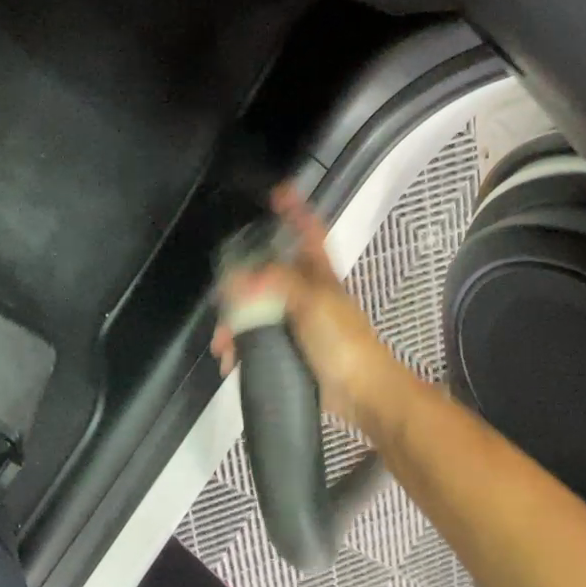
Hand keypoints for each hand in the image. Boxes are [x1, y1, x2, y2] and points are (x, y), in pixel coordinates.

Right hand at [211, 182, 416, 432]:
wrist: (363, 393)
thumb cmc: (343, 341)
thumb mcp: (312, 301)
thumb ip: (274, 283)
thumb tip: (236, 279)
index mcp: (318, 275)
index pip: (308, 234)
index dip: (295, 212)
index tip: (278, 193)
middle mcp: (305, 294)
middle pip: (267, 275)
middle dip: (240, 286)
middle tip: (222, 295)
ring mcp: (296, 323)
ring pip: (255, 312)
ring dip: (234, 326)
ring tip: (222, 343)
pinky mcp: (288, 350)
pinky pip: (255, 342)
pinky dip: (239, 349)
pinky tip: (229, 359)